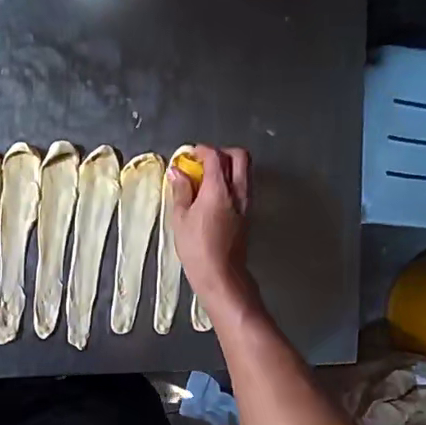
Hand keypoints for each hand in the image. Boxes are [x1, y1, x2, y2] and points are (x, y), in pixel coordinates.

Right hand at [167, 145, 258, 321]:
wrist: (221, 274)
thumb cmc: (196, 247)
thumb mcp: (180, 218)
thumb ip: (180, 191)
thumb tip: (177, 172)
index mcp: (218, 189)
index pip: (215, 156)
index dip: (202, 150)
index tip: (191, 154)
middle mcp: (237, 191)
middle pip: (239, 156)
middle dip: (222, 152)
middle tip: (205, 161)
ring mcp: (246, 202)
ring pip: (245, 170)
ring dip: (229, 167)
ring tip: (209, 178)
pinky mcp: (248, 214)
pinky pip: (244, 186)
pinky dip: (232, 182)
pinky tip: (216, 195)